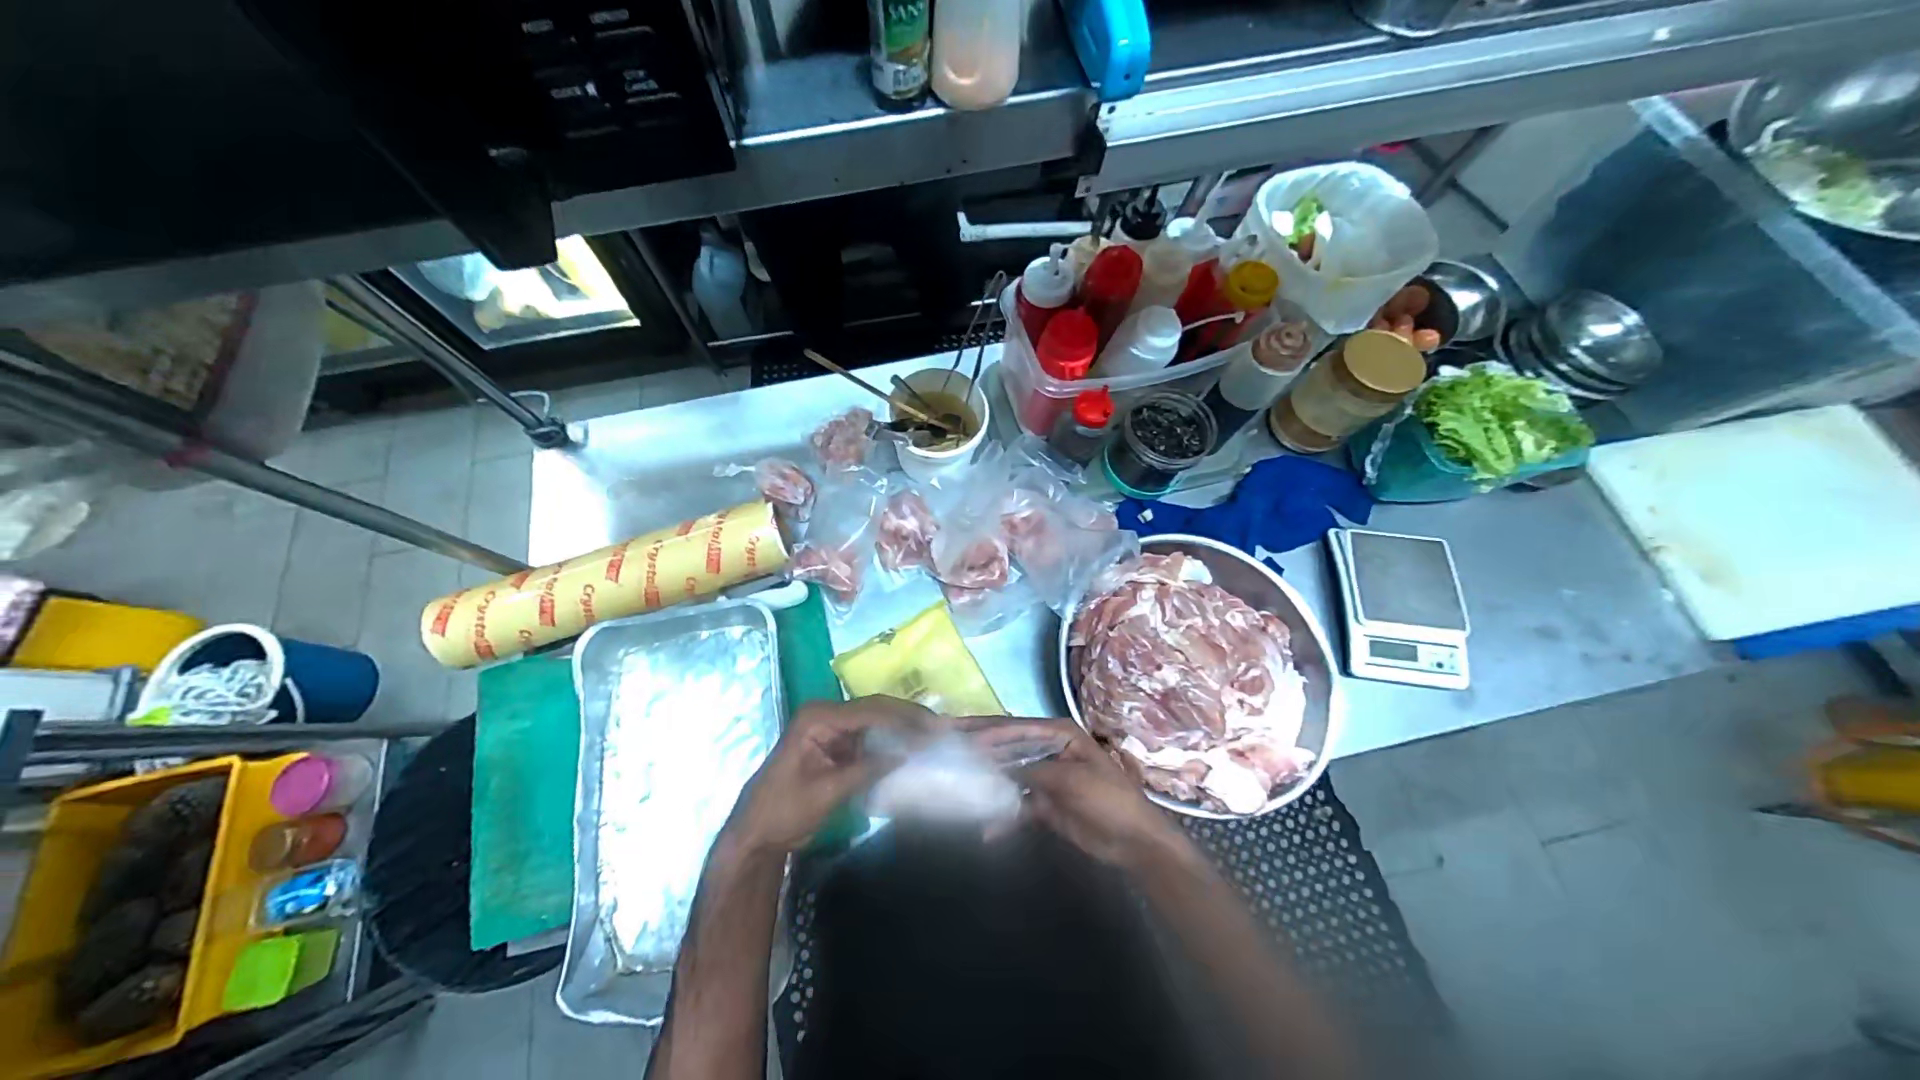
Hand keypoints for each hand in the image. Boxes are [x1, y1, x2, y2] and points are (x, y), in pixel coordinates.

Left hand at [725, 696, 931, 855]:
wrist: (757, 833)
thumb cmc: (784, 810)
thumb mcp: (827, 792)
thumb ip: (866, 769)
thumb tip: (906, 754)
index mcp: (818, 717)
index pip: (870, 711)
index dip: (904, 720)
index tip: (933, 731)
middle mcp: (826, 714)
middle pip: (876, 710)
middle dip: (909, 719)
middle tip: (942, 729)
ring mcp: (831, 728)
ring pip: (876, 720)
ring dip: (903, 728)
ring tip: (934, 736)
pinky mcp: (836, 744)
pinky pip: (869, 736)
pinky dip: (890, 742)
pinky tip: (912, 748)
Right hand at [968, 718, 1194, 872]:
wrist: (1134, 842)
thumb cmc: (1109, 800)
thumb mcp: (1070, 780)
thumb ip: (1031, 771)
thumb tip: (995, 767)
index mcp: (1060, 735)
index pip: (1016, 728)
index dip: (987, 732)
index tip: (958, 734)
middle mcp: (1049, 751)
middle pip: (1008, 748)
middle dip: (980, 752)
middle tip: (947, 749)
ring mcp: (1046, 778)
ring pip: (1008, 776)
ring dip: (987, 784)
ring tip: (957, 787)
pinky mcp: (1044, 804)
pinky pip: (1016, 805)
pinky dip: (1003, 817)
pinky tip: (986, 830)